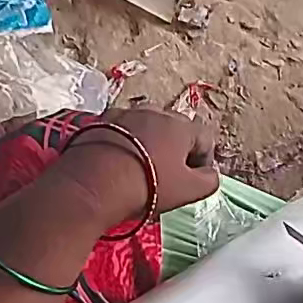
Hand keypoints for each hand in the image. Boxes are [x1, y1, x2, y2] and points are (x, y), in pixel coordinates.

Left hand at [52, 108, 219, 224]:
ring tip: (139, 170)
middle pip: (173, 130)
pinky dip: (123, 143)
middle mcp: (154, 111)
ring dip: (147, 145)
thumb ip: (209, 180)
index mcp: (180, 125)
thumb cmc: (147, 186)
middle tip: (166, 177)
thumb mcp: (188, 191)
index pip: (204, 138)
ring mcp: (124, 113)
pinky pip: (119, 131)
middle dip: (174, 151)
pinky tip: (117, 164)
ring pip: (144, 128)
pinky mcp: (98, 121)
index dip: (203, 161)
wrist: (93, 184)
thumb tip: (210, 173)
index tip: (193, 180)